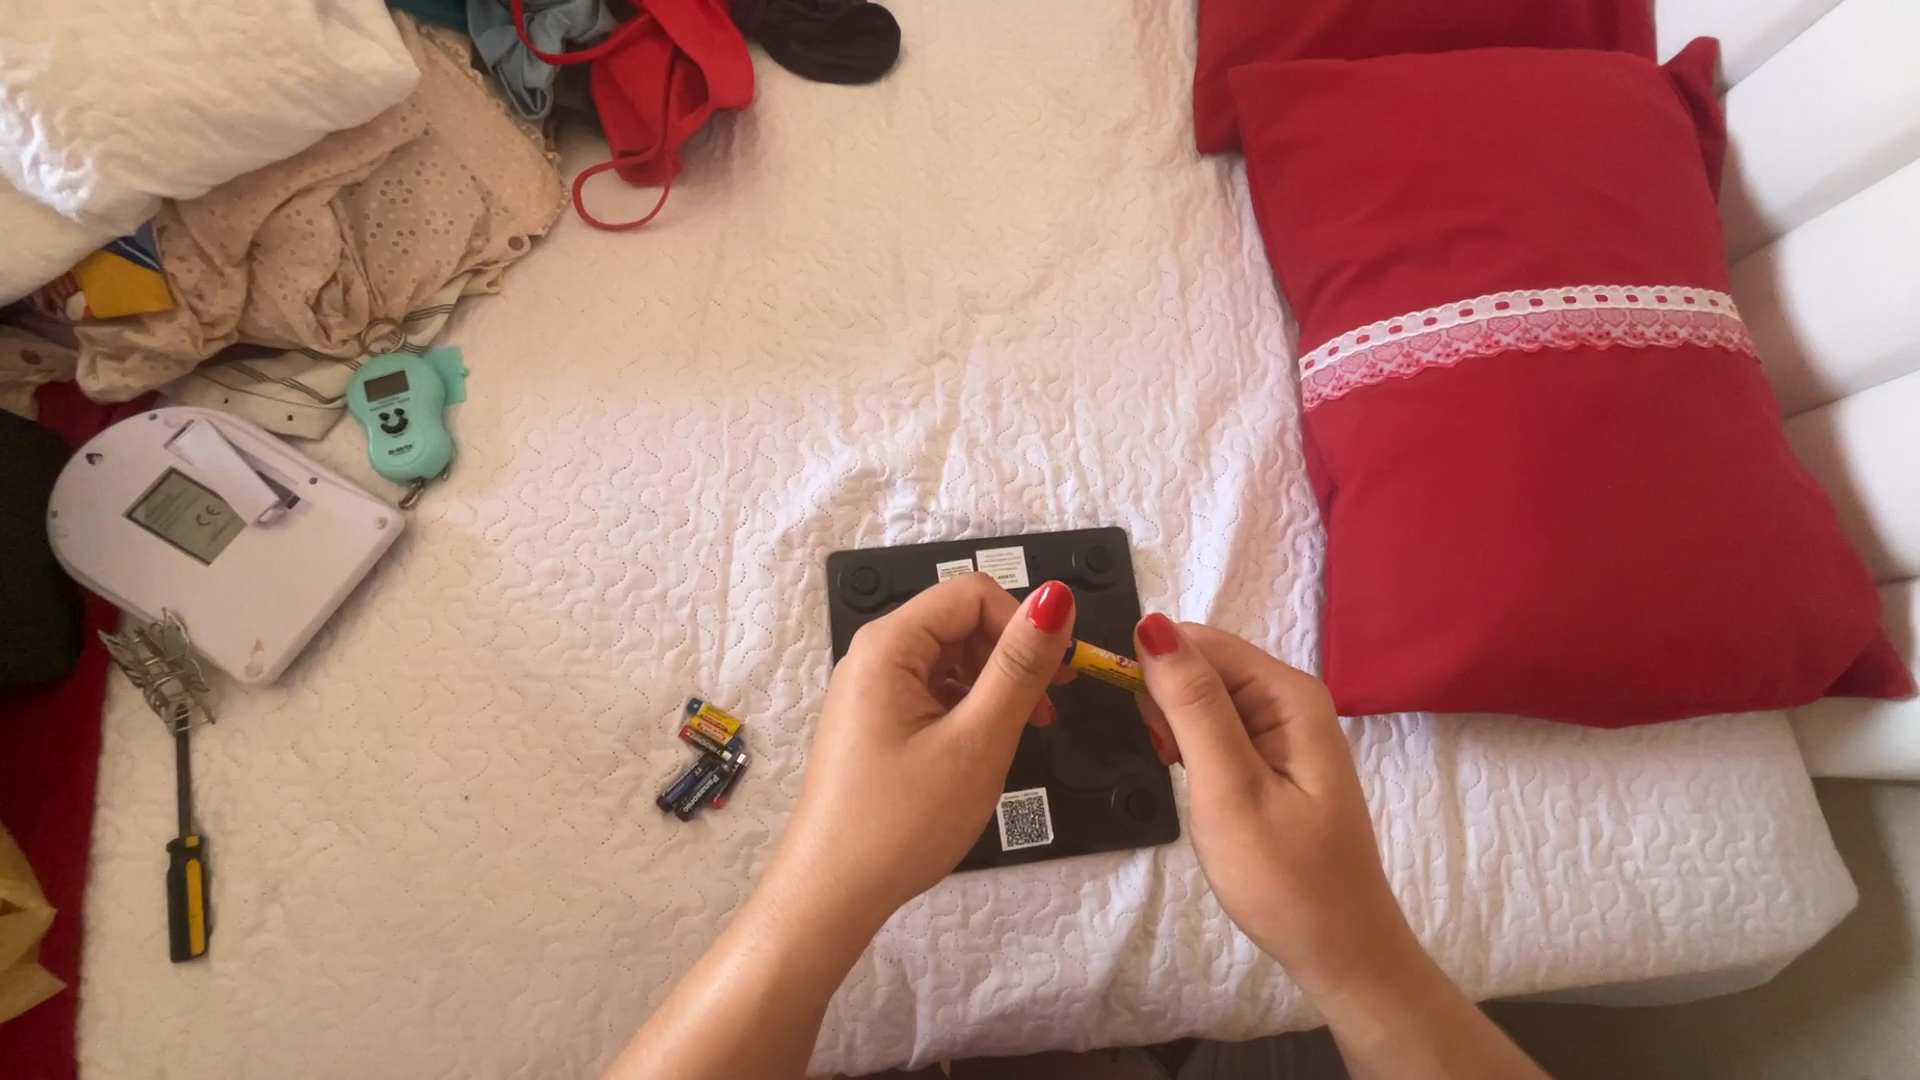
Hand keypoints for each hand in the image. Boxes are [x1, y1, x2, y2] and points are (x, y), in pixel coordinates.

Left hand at [764, 573, 1077, 929]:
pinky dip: (970, 706)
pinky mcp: (876, 719)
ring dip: (995, 682)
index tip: (1059, 672)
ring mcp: (872, 688)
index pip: (971, 594)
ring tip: (1026, 728)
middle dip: (1010, 654)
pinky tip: (988, 742)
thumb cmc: (904, 820)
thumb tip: (1056, 596)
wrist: (832, 895)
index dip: (1022, 622)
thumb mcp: (977, 741)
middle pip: (959, 622)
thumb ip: (1019, 666)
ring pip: (950, 657)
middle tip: (1051, 704)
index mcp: (889, 644)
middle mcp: (875, 654)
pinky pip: (933, 689)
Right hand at [1132, 617, 1419, 1002]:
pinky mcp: (1267, 750)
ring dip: (1172, 720)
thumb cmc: (1284, 877)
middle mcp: (1286, 695)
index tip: (1134, 715)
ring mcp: (1279, 724)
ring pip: (1199, 690)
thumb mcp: (1229, 788)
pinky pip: (1212, 719)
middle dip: (1164, 695)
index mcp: (1287, 693)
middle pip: (1200, 661)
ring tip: (1176, 768)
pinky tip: (1188, 772)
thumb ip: (1191, 704)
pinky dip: (1187, 740)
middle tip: (1165, 755)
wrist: (1338, 953)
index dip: (1154, 664)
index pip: (1199, 640)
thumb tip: (1151, 625)